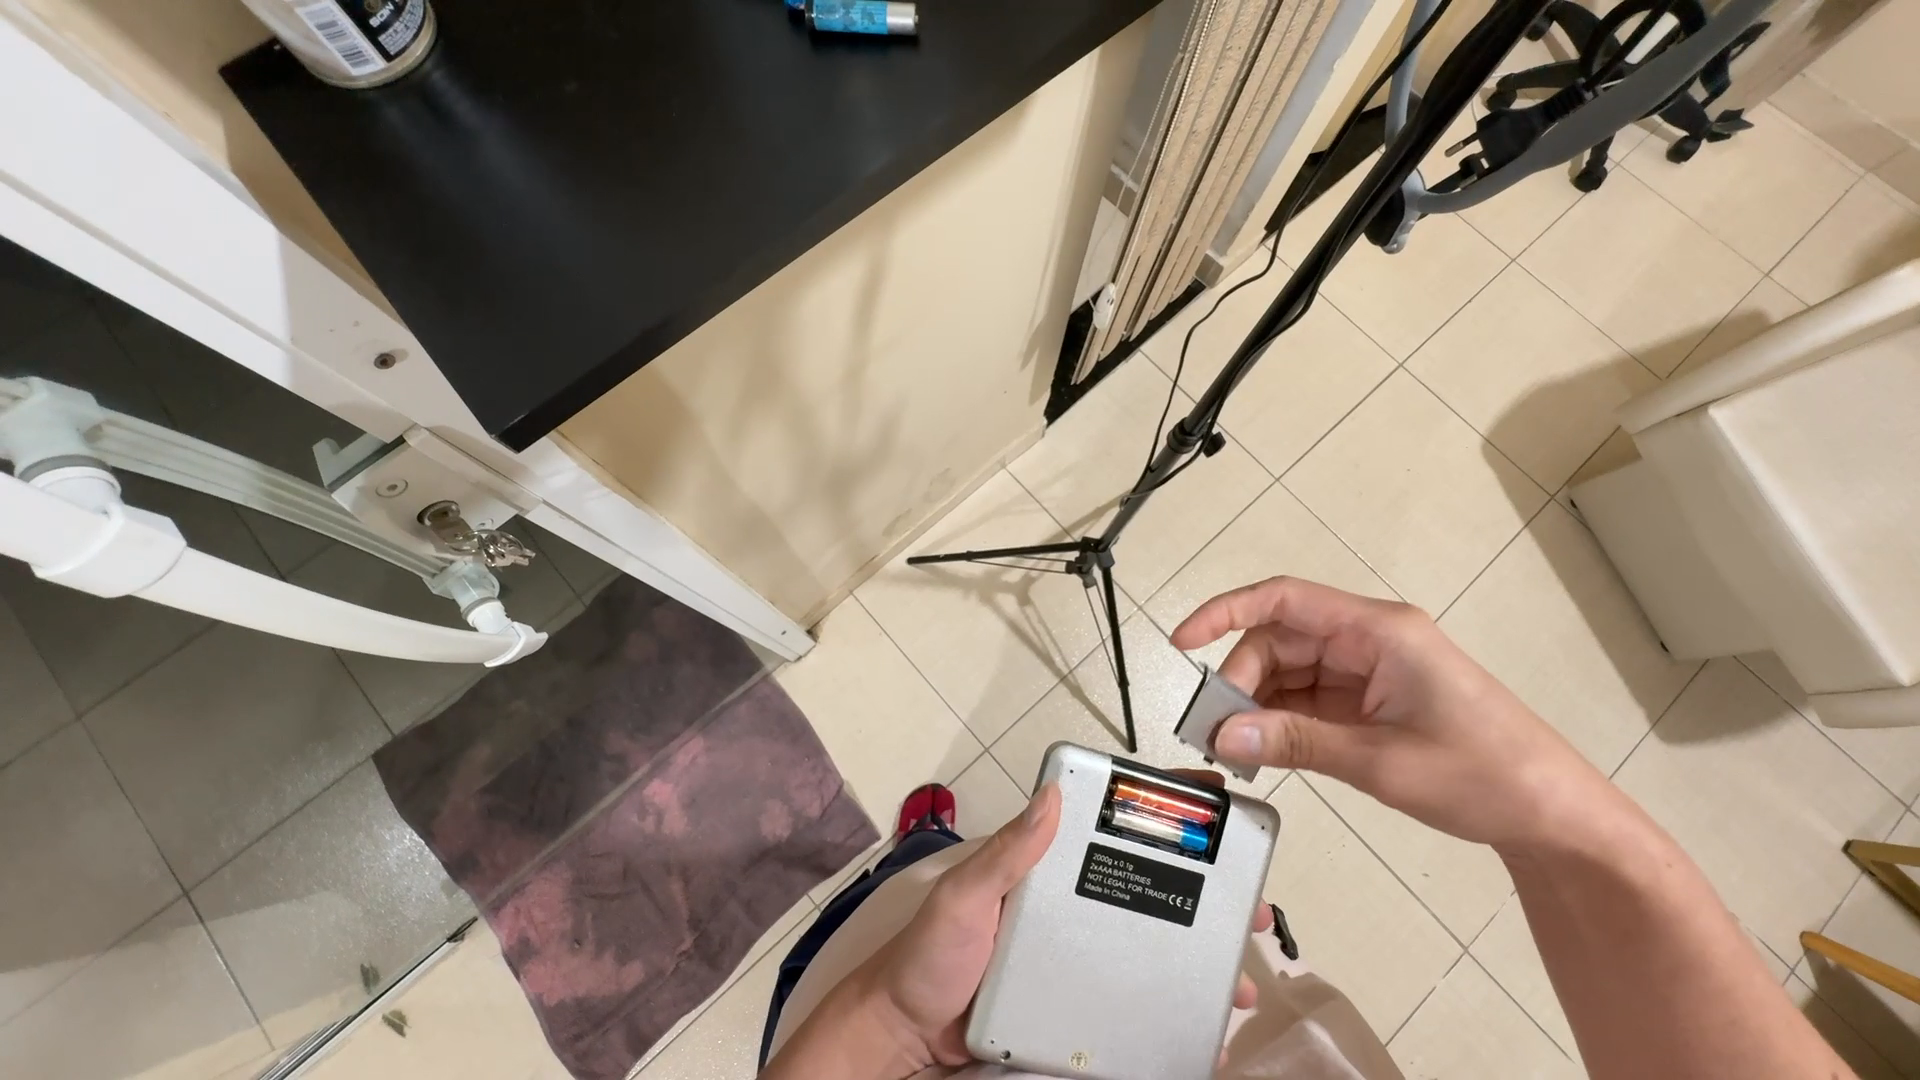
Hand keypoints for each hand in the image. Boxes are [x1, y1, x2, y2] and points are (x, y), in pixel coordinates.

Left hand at [843, 777, 1265, 1072]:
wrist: (913, 1036)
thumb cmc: (934, 956)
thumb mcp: (966, 896)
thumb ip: (1006, 853)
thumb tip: (1052, 794)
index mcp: (1048, 865)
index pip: (1109, 823)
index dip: (1161, 808)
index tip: (1212, 800)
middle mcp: (1073, 902)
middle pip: (1150, 882)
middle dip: (1208, 887)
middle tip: (1252, 903)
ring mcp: (1081, 952)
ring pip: (1155, 940)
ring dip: (1203, 949)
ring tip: (1243, 969)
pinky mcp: (1083, 997)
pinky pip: (1140, 993)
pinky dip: (1177, 1000)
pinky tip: (1208, 1015)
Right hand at [1170, 576, 1615, 854]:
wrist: (1553, 817)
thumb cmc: (1482, 775)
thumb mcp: (1380, 761)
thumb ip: (1296, 742)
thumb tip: (1221, 735)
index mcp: (1377, 631)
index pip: (1283, 600)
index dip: (1225, 612)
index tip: (1182, 643)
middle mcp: (1367, 641)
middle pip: (1279, 641)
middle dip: (1241, 681)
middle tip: (1215, 732)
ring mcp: (1368, 672)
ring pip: (1288, 671)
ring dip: (1257, 705)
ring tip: (1233, 748)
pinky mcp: (1369, 702)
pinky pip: (1307, 699)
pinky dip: (1280, 721)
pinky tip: (1262, 750)